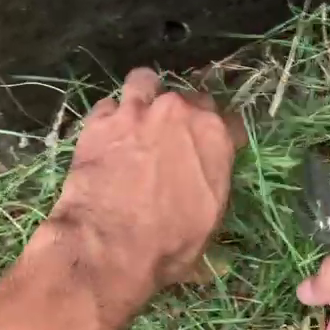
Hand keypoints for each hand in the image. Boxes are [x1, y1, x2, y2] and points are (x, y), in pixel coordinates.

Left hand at [42, 68, 241, 313]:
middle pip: (188, 99)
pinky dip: (111, 119)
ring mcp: (135, 111)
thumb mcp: (208, 224)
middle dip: (185, 117)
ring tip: (140, 121)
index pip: (230, 123)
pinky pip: (108, 106)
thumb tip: (207, 191)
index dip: (223, 138)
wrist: (112, 246)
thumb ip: (211, 189)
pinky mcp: (99, 121)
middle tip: (175, 142)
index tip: (215, 152)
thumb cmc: (171, 244)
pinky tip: (110, 139)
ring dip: (146, 98)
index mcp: (213, 137)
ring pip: (144, 83)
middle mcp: (178, 112)